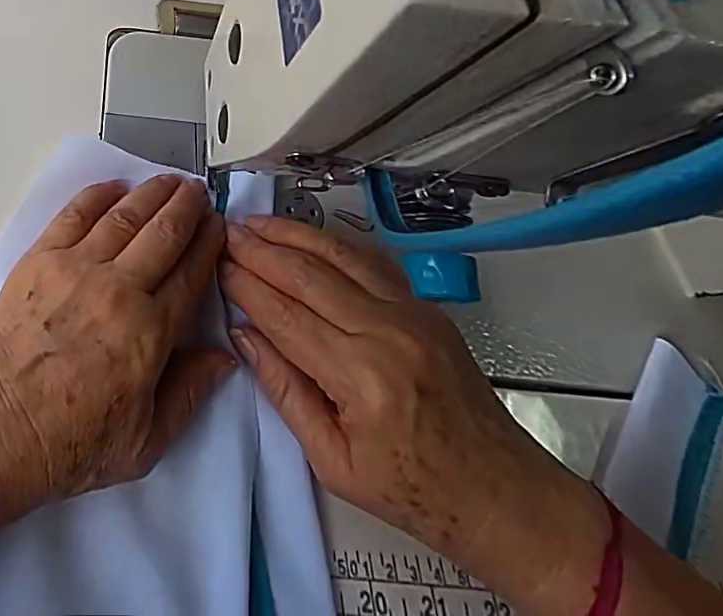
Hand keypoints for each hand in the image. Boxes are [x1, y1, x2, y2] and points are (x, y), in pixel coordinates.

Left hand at [0, 175, 236, 536]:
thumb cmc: (70, 438)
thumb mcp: (146, 441)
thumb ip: (189, 393)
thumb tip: (223, 356)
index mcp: (149, 332)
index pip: (190, 274)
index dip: (208, 245)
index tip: (218, 227)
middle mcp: (117, 289)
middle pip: (162, 235)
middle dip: (185, 208)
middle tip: (198, 192)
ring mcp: (75, 268)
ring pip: (123, 218)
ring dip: (149, 195)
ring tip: (167, 181)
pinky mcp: (39, 258)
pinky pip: (73, 216)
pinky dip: (95, 196)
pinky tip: (113, 187)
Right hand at [217, 215, 611, 615]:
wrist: (508, 499)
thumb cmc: (417, 493)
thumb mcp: (332, 461)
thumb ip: (283, 390)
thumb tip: (243, 334)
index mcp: (361, 378)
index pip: (282, 314)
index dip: (242, 285)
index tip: (213, 267)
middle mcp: (389, 335)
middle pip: (306, 275)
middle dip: (258, 250)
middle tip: (223, 234)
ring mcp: (414, 316)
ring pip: (339, 256)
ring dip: (291, 234)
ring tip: (254, 222)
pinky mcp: (427, 310)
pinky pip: (370, 262)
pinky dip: (331, 242)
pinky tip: (305, 234)